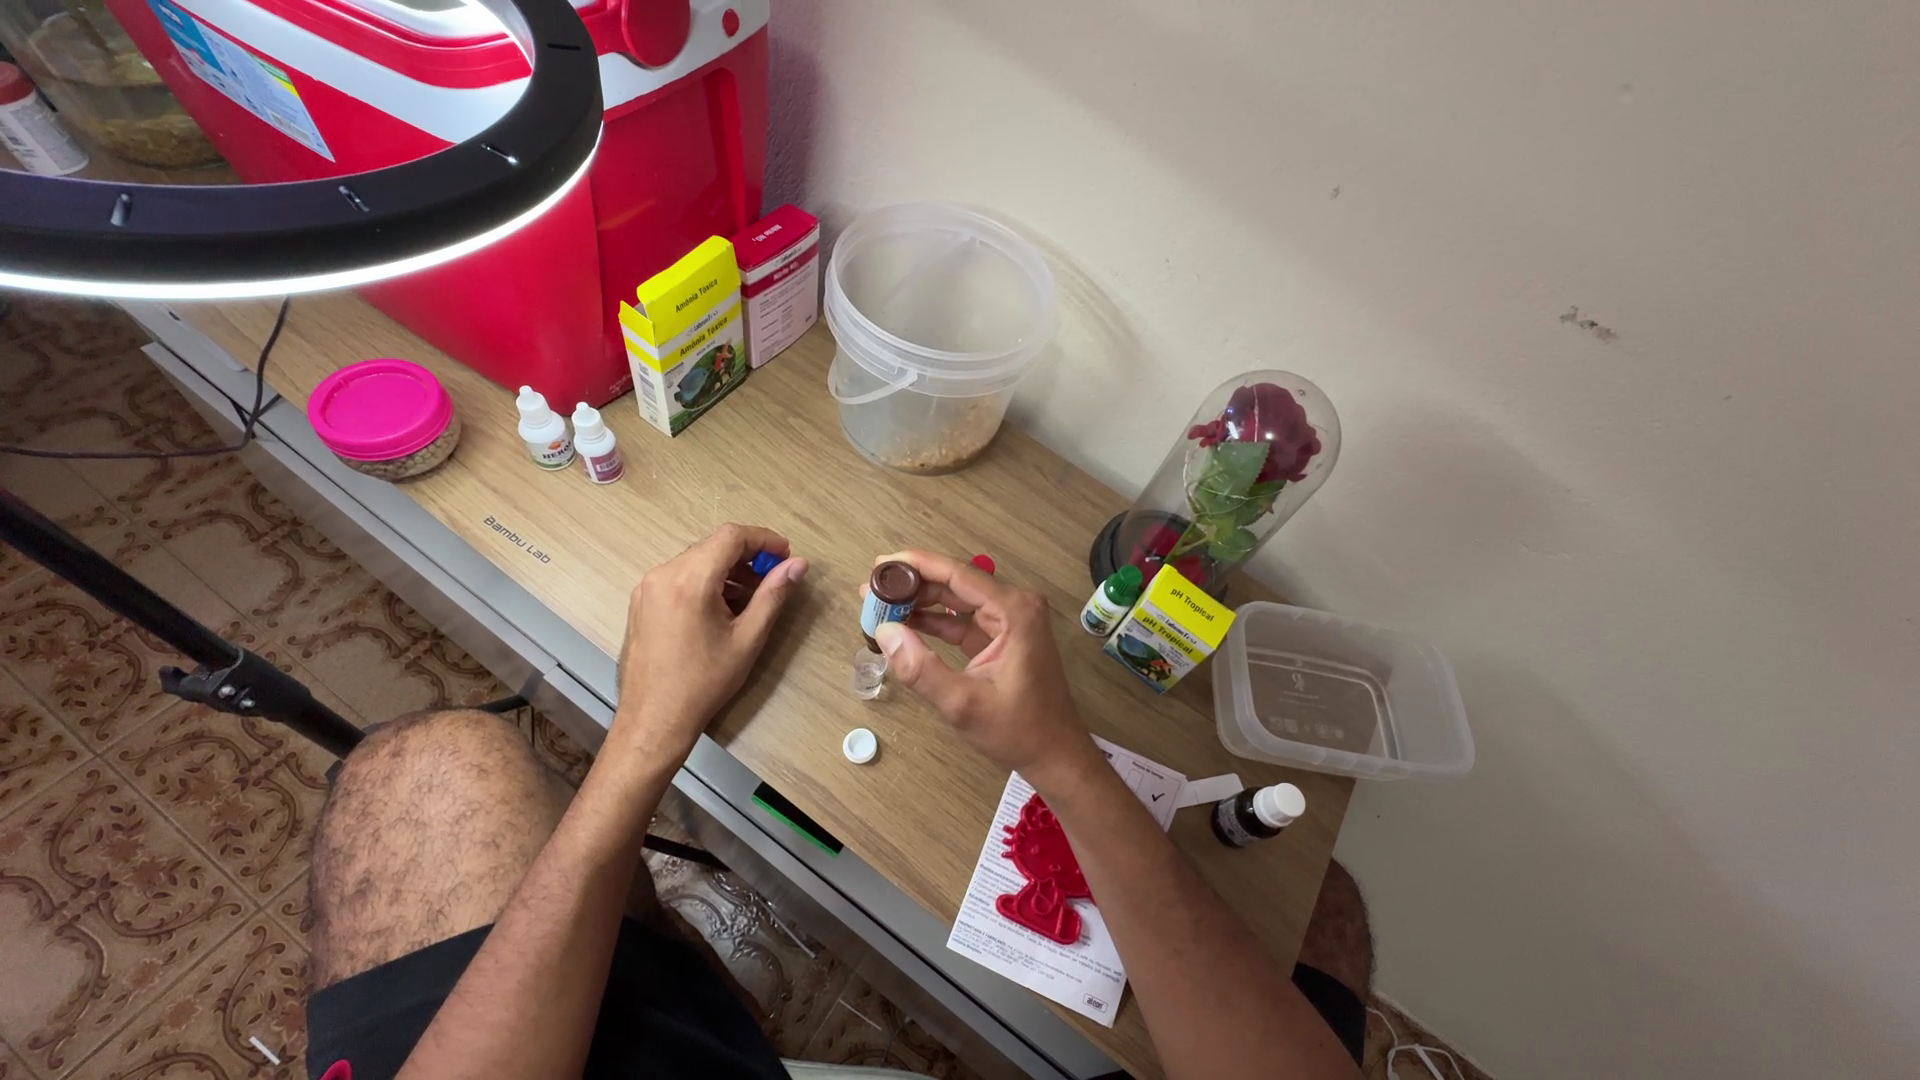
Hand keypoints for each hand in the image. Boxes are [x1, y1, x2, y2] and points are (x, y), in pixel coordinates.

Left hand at [612, 524, 808, 765]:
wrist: (654, 718)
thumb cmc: (705, 682)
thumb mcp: (748, 638)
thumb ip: (774, 594)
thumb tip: (798, 565)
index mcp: (689, 580)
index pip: (731, 536)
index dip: (763, 539)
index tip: (784, 555)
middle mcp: (663, 574)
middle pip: (712, 545)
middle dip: (747, 555)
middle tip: (773, 576)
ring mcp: (647, 587)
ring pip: (696, 559)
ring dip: (726, 568)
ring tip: (751, 595)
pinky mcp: (642, 601)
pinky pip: (679, 575)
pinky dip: (705, 579)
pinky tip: (723, 606)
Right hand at [869, 551, 1098, 778]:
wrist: (1055, 754)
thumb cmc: (1018, 730)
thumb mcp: (963, 703)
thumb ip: (921, 668)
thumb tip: (884, 632)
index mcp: (1013, 610)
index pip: (957, 573)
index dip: (915, 565)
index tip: (878, 565)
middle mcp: (1014, 605)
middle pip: (954, 582)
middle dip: (912, 585)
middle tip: (870, 590)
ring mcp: (1010, 620)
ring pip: (956, 599)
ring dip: (920, 602)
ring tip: (878, 605)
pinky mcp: (1003, 636)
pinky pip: (962, 619)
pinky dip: (934, 621)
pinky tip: (904, 624)